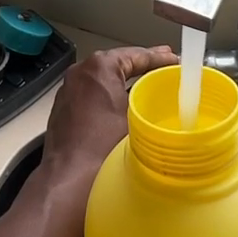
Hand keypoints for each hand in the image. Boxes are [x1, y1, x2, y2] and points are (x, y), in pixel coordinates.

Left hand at [41, 45, 178, 182]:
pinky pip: (92, 95)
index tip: (174, 61)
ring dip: (125, 83)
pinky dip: (108, 97)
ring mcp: (69, 90)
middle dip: (141, 67)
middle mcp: (80, 72)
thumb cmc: (104, 150)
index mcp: (99, 66)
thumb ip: (151, 99)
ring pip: (104, 80)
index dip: (158, 58)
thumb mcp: (138, 118)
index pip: (135, 55)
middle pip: (118, 64)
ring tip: (147, 87)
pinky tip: (123, 109)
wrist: (70, 181)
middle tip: (164, 67)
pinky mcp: (64, 109)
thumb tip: (164, 96)